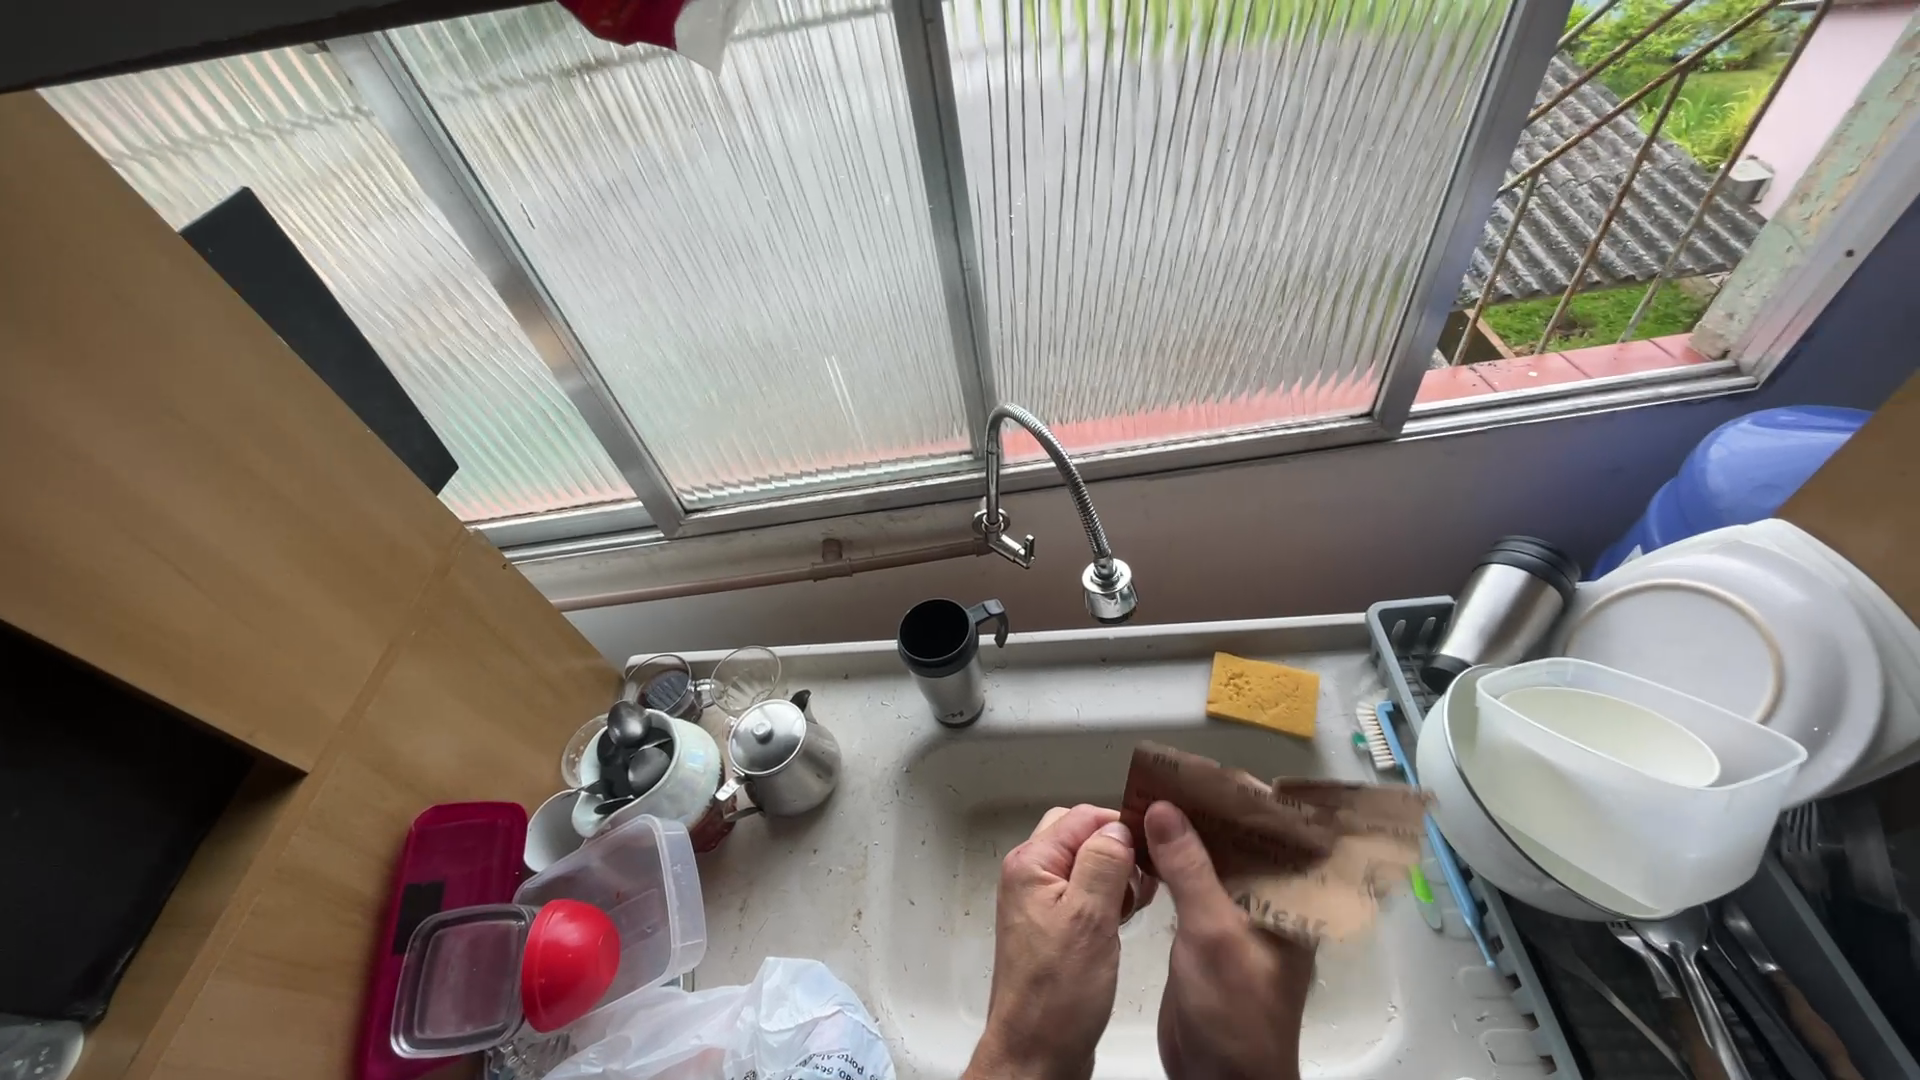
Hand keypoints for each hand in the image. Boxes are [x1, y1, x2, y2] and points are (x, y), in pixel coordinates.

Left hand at [963, 804, 1139, 1079]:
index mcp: (1031, 863)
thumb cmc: (1057, 994)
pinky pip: (1084, 892)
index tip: (1153, 841)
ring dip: (1115, 872)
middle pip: (1080, 835)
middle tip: (1147, 872)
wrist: (1036, 1054)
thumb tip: (1118, 828)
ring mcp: (1040, 902)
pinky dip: (1108, 895)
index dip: (1119, 824)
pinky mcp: (1053, 926)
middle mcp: (1030, 876)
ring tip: (1140, 898)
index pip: (1081, 817)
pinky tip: (1127, 914)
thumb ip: (1103, 864)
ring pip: (1084, 864)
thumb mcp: (1088, 918)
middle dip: (1117, 847)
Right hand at [1146, 801, 1314, 1079]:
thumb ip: (1190, 867)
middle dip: (1203, 808)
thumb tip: (1164, 806)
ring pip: (1211, 858)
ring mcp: (1237, 915)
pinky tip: (1143, 843)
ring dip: (1182, 831)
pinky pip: (1191, 881)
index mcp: (1289, 898)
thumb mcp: (1213, 932)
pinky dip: (1169, 859)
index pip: (1275, 830)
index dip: (1243, 796)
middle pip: (1239, 839)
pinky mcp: (1208, 930)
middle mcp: (1268, 900)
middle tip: (1164, 776)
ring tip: (1148, 799)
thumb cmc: (1236, 1011)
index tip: (1202, 769)